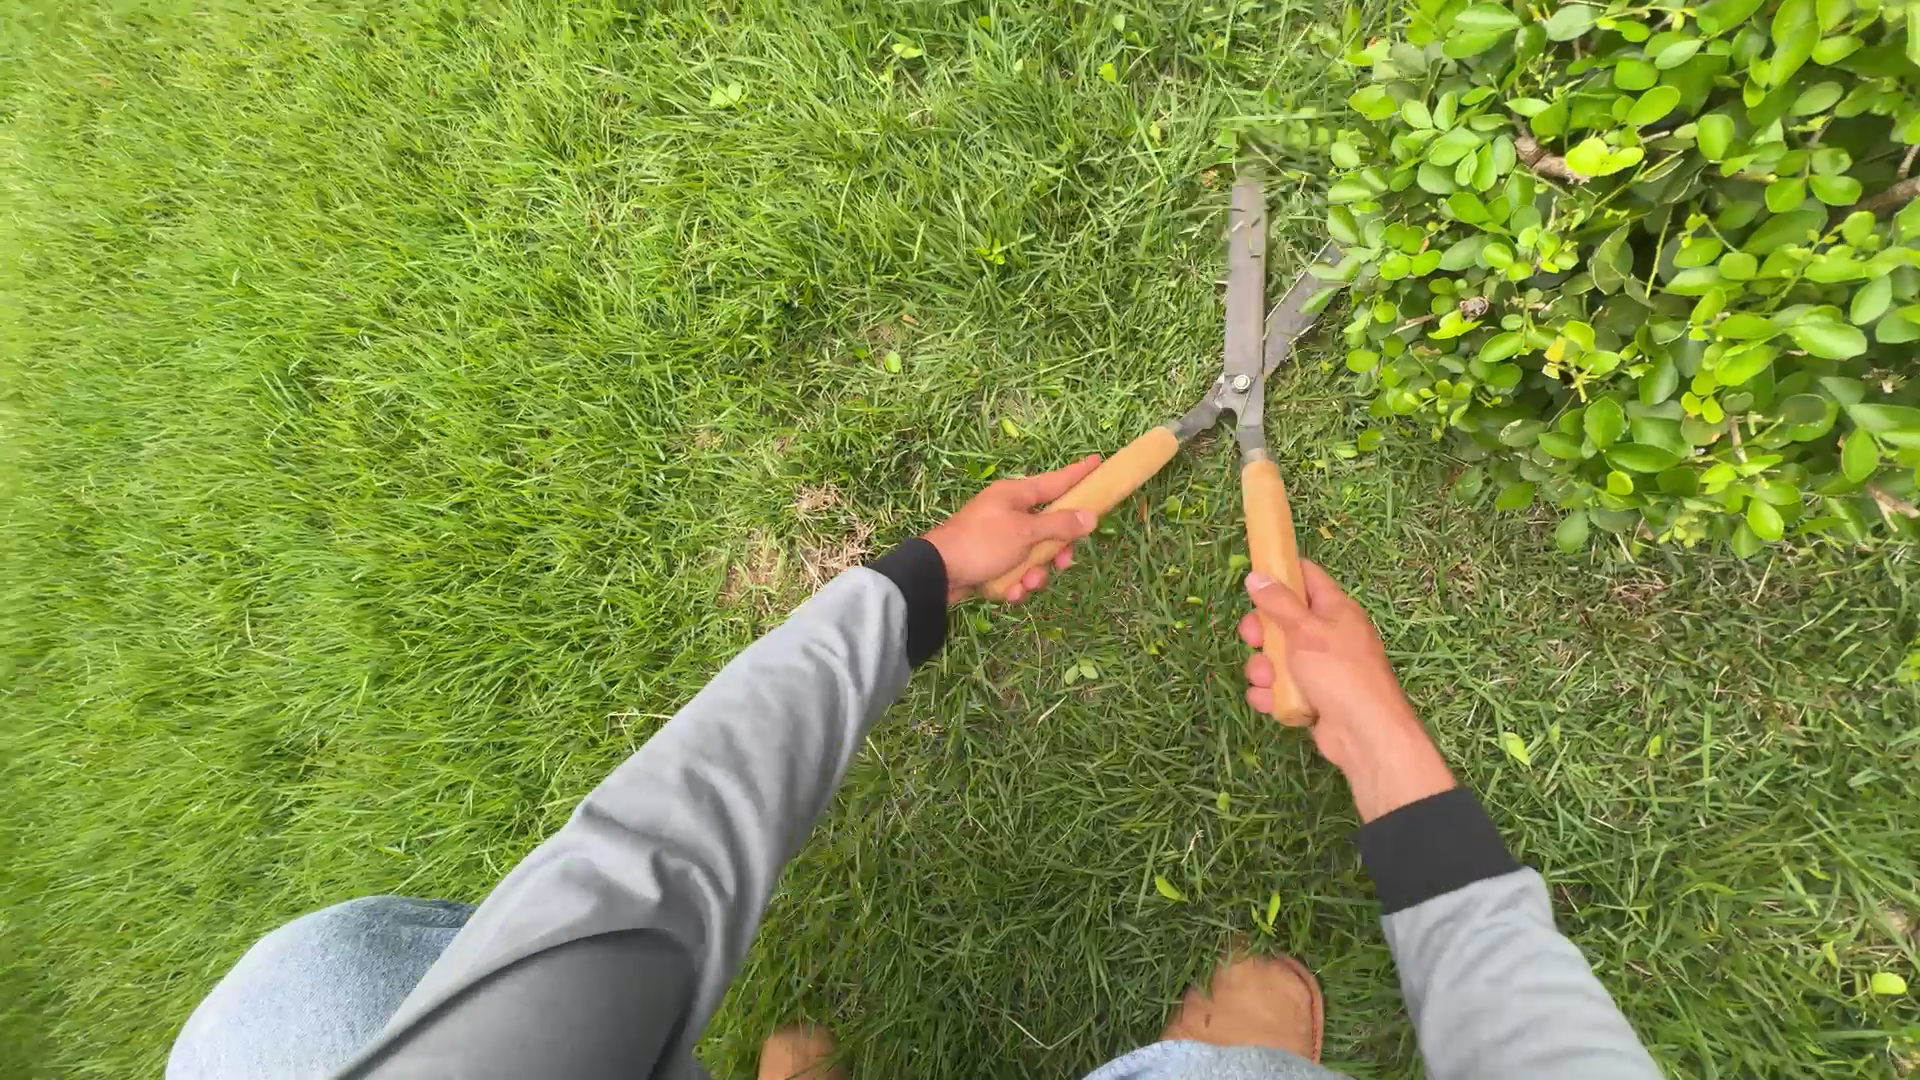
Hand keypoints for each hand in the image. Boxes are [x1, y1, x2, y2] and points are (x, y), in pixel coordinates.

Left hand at [924, 454, 1102, 604]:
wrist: (937, 573)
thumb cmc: (982, 543)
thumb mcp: (1025, 532)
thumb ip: (1059, 525)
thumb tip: (1090, 516)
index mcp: (1015, 495)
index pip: (1056, 481)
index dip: (1078, 474)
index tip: (1098, 463)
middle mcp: (1008, 513)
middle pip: (1048, 527)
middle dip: (1056, 550)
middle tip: (1064, 562)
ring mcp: (998, 538)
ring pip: (1033, 555)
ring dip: (1034, 573)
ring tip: (1027, 583)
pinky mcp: (989, 562)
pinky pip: (1014, 572)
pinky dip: (1015, 583)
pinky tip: (1009, 592)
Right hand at [1240, 560, 1454, 821]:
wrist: (1364, 734)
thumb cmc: (1339, 672)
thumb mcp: (1305, 630)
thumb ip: (1278, 603)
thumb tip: (1256, 576)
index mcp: (1334, 610)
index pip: (1306, 577)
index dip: (1280, 574)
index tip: (1253, 579)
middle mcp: (1327, 634)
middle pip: (1281, 619)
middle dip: (1261, 632)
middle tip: (1253, 639)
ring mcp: (1318, 666)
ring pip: (1276, 655)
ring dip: (1262, 668)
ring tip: (1266, 680)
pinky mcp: (1310, 694)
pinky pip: (1280, 685)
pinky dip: (1271, 693)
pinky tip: (1270, 700)